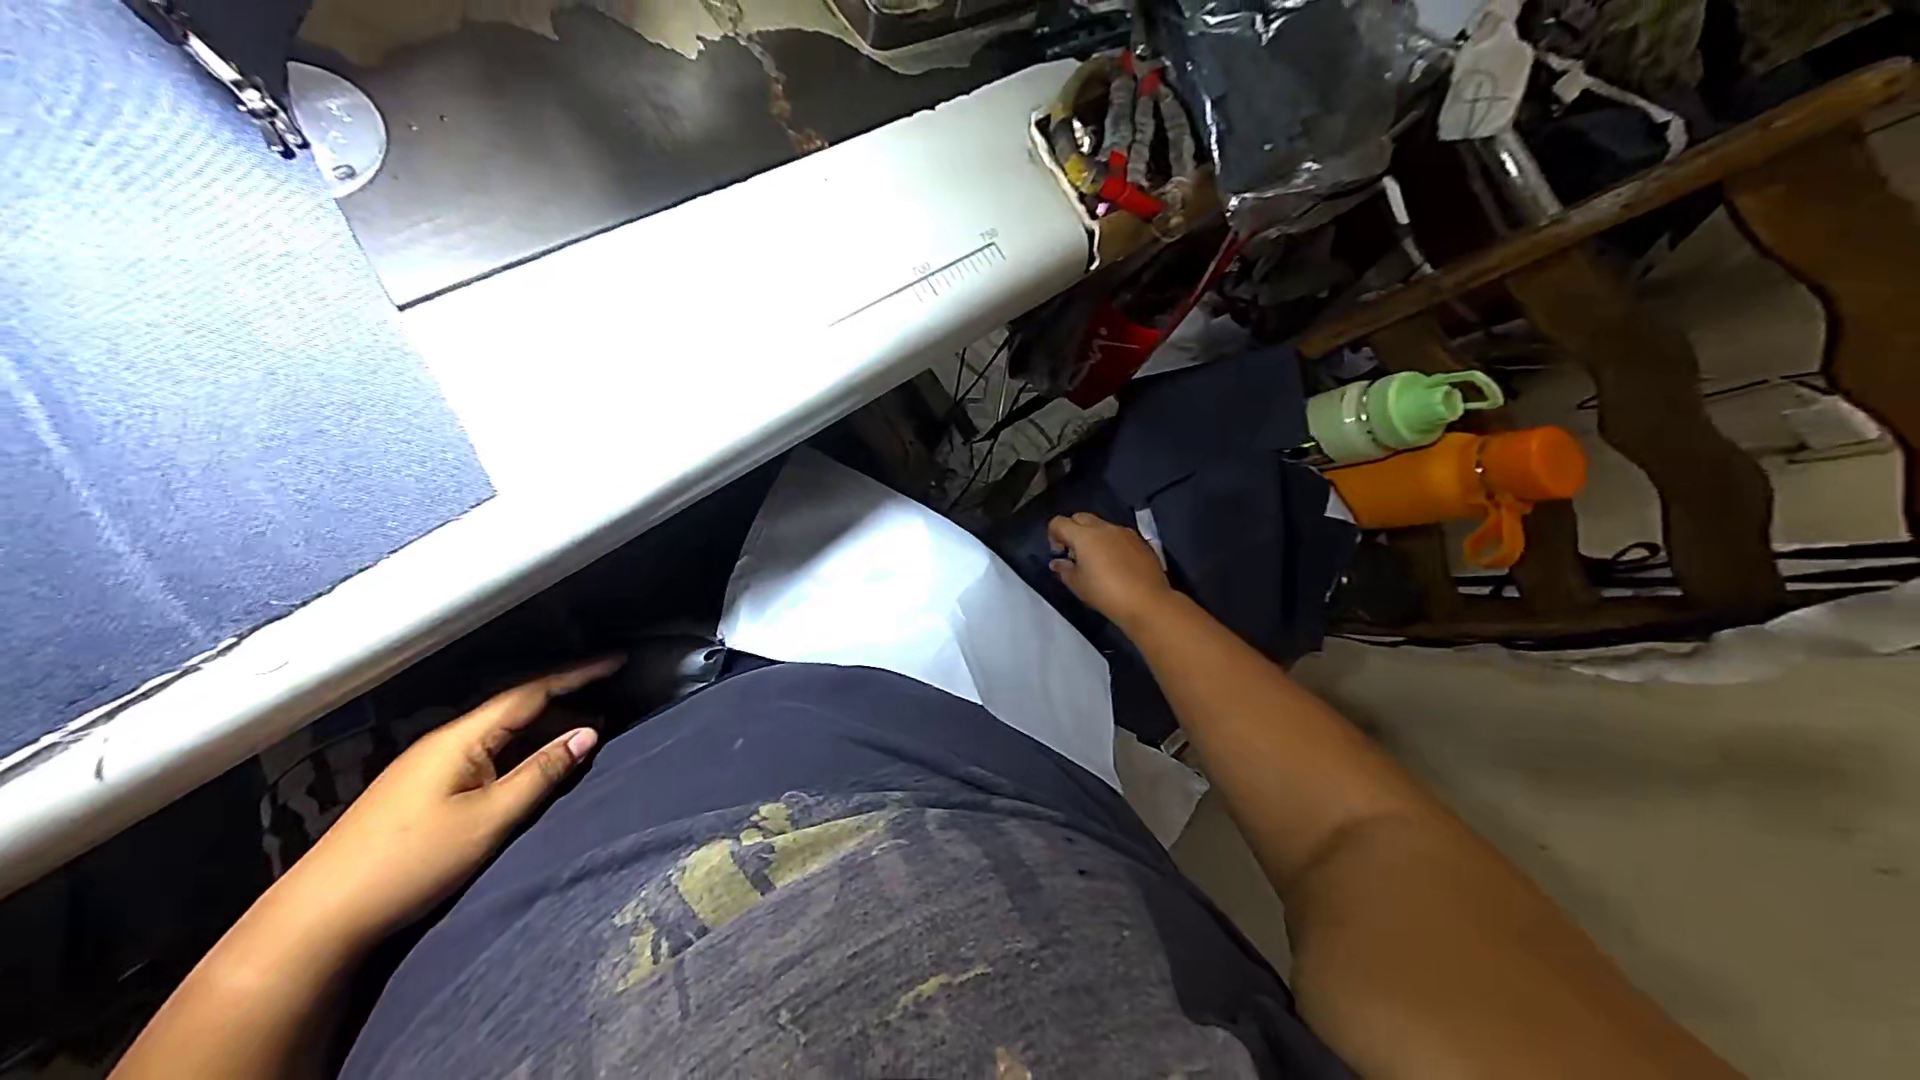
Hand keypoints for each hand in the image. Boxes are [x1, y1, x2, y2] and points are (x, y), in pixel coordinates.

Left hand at [274, 656, 624, 946]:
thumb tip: (588, 734)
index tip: (615, 661)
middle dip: (567, 702)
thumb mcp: (489, 819)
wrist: (316, 921)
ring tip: (585, 738)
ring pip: (503, 733)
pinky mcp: (425, 790)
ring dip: (546, 730)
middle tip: (611, 711)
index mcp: (460, 739)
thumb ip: (542, 773)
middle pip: (517, 709)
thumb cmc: (410, 863)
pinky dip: (524, 752)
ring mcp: (431, 766)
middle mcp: (445, 742)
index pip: (530, 693)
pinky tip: (538, 767)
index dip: (577, 674)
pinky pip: (489, 754)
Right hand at [1047, 513, 1177, 629]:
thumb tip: (1057, 562)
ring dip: (1093, 536)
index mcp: (1084, 536)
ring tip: (1096, 560)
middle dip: (1072, 530)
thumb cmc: (1106, 594)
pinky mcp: (1140, 541)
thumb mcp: (1078, 585)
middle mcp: (1104, 528)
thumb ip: (1064, 569)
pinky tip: (1116, 564)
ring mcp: (1125, 532)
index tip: (1059, 553)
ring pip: (1101, 525)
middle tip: (1074, 554)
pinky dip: (1111, 543)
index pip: (1059, 522)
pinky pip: (1119, 535)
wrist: (1148, 602)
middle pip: (1080, 518)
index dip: (1053, 535)